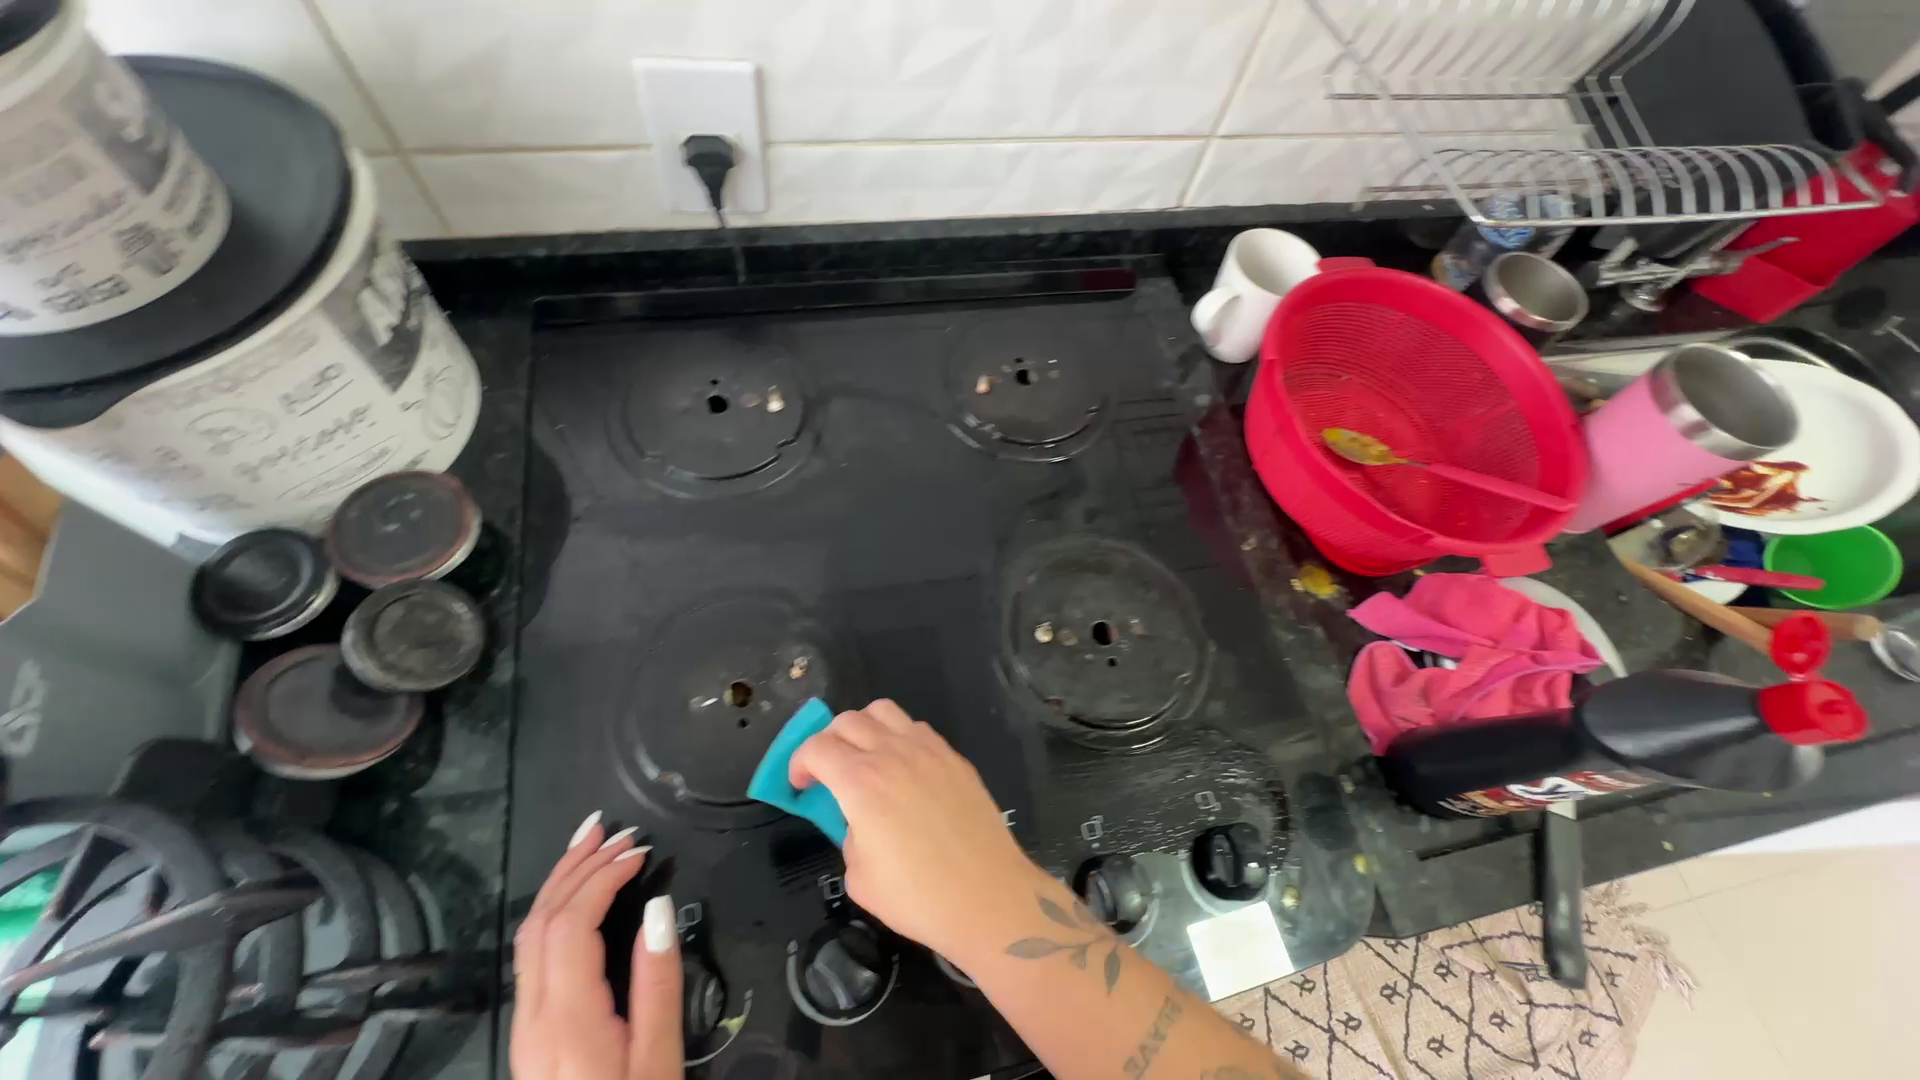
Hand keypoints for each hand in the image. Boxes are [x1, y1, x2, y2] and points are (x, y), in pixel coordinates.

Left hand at [510, 814, 681, 1079]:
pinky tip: (575, 895)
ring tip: (591, 842)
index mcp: (568, 1019)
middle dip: (578, 864)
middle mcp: (534, 1014)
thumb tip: (657, 908)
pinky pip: (532, 952)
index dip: (603, 876)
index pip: (572, 924)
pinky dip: (554, 908)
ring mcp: (525, 1022)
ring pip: (529, 933)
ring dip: (561, 880)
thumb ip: (657, 983)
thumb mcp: (658, 1058)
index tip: (641, 849)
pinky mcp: (529, 1029)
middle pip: (542, 920)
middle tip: (615, 828)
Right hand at [789, 699, 1043, 959]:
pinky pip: (917, 728)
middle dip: (827, 741)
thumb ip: (849, 836)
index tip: (801, 785)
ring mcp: (929, 751)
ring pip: (884, 711)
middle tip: (826, 771)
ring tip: (863, 758)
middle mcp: (893, 755)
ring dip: (863, 728)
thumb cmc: (919, 897)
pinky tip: (902, 767)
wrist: (988, 896)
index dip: (799, 763)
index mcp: (861, 783)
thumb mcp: (859, 877)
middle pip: (847, 721)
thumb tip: (859, 821)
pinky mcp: (955, 759)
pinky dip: (898, 736)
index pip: (817, 748)